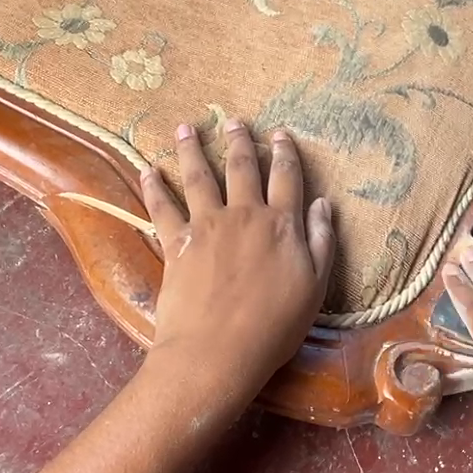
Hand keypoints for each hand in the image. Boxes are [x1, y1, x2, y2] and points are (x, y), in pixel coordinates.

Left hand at [138, 119, 333, 411]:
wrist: (218, 351)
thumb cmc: (275, 325)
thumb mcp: (315, 286)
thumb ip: (321, 240)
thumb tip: (324, 203)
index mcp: (281, 224)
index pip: (286, 177)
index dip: (285, 153)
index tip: (281, 134)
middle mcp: (244, 214)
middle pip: (242, 167)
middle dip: (239, 141)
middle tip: (234, 121)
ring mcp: (207, 225)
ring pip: (199, 176)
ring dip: (192, 149)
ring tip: (187, 127)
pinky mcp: (176, 243)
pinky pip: (162, 207)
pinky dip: (155, 187)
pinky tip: (149, 170)